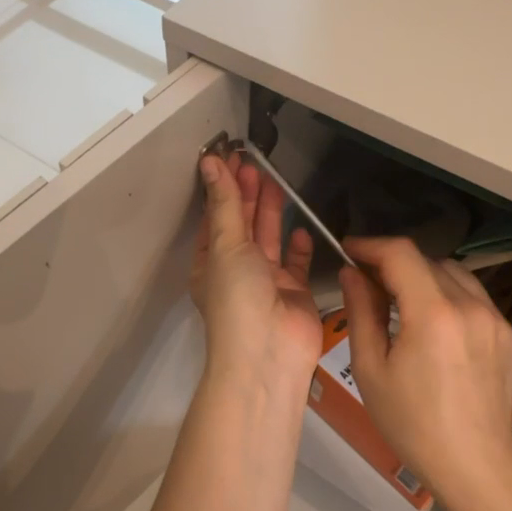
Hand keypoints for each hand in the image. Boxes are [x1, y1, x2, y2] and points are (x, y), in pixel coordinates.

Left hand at [192, 151, 320, 390]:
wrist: (268, 354)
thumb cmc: (238, 299)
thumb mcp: (225, 246)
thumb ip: (224, 203)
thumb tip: (209, 162)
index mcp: (209, 262)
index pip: (214, 217)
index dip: (221, 187)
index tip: (231, 156)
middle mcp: (235, 271)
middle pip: (241, 224)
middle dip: (246, 193)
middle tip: (254, 160)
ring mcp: (266, 282)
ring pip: (268, 238)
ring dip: (270, 211)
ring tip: (275, 179)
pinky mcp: (294, 292)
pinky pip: (296, 263)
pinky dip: (299, 245)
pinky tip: (302, 226)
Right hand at [339, 238, 511, 507]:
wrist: (474, 463)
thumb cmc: (411, 423)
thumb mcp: (370, 369)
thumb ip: (361, 313)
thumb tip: (352, 274)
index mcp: (433, 314)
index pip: (401, 254)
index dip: (371, 245)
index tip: (348, 250)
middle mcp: (470, 306)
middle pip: (427, 261)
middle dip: (393, 264)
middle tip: (367, 285)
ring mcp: (495, 318)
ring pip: (454, 274)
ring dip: (423, 277)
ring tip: (400, 304)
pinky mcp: (508, 334)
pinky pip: (473, 297)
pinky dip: (447, 296)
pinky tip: (432, 326)